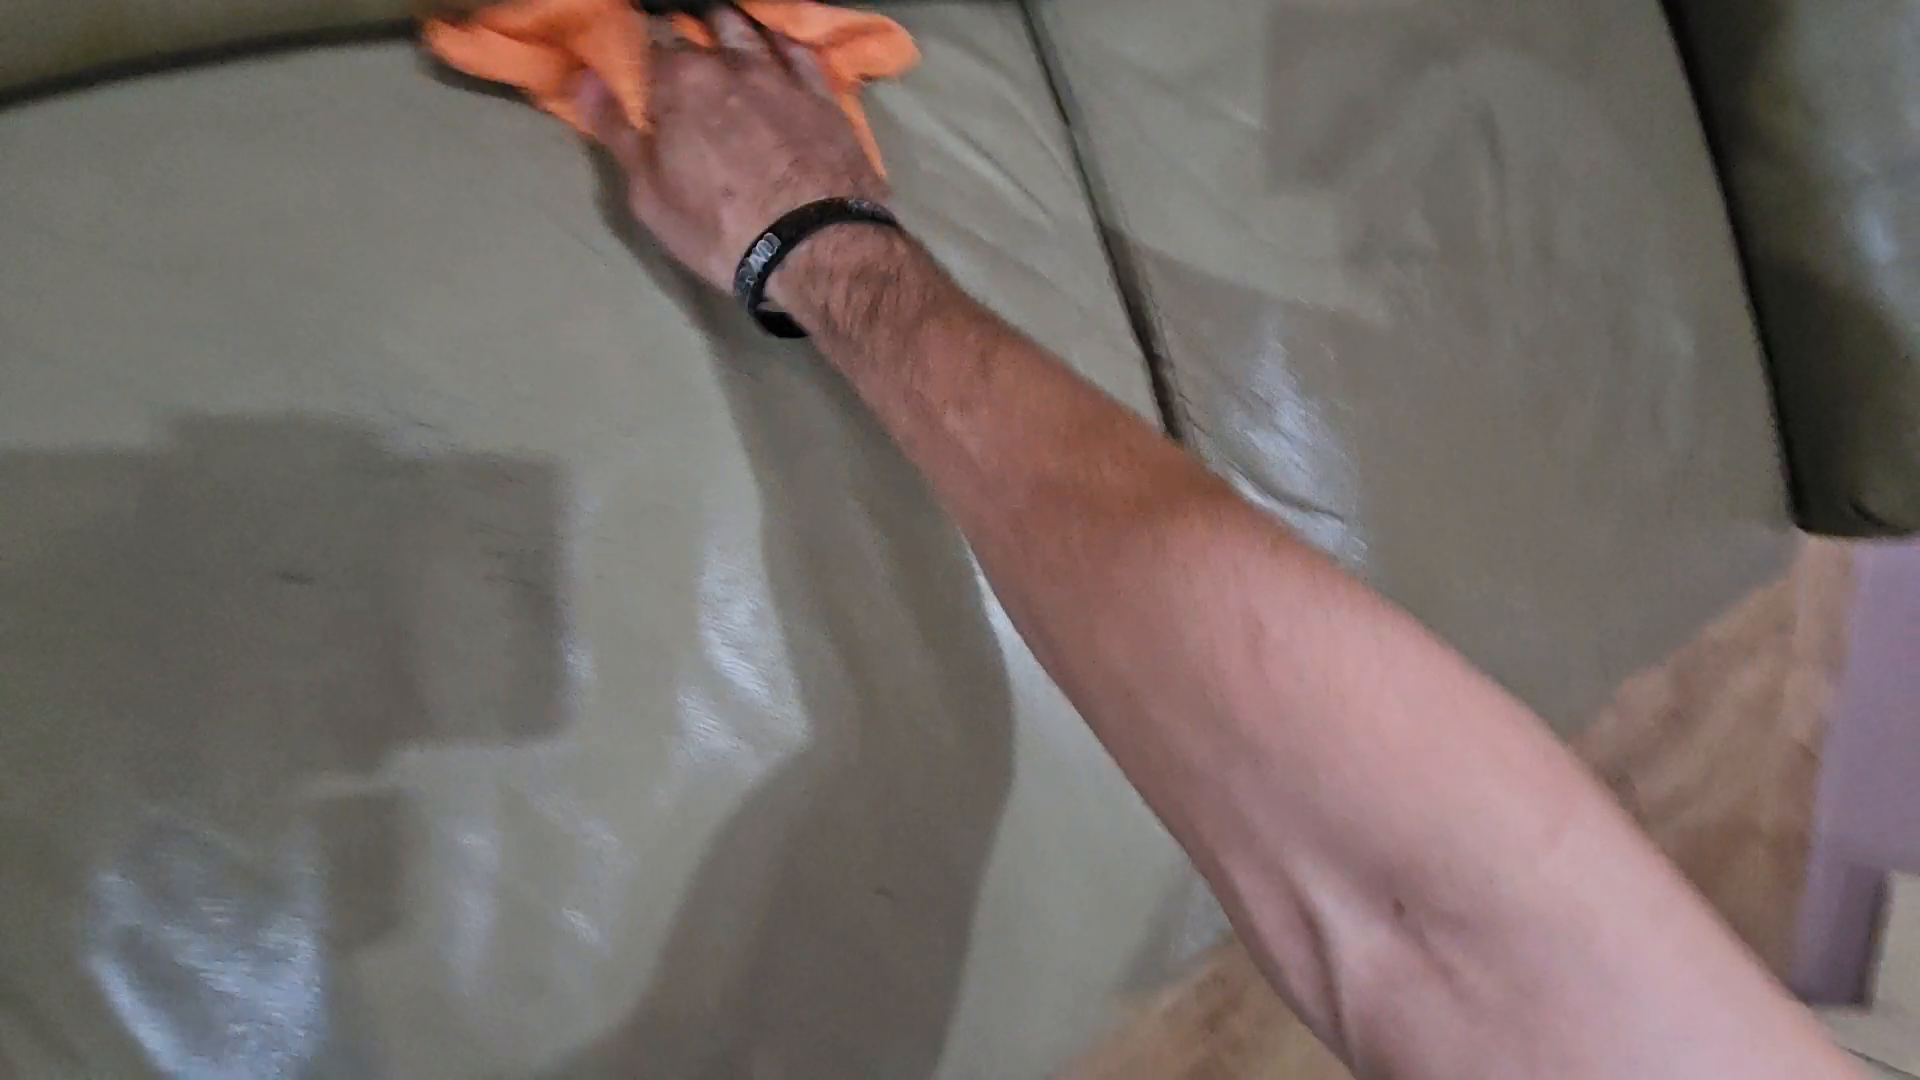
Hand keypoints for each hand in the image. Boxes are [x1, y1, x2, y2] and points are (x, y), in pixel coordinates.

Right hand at [577, 7, 888, 292]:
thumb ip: (618, 134)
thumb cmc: (725, 232)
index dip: (644, 58)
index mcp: (679, 82)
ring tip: (727, 47)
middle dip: (690, 42)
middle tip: (689, 64)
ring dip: (733, 33)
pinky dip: (783, 46)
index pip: (648, 46)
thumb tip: (585, 81)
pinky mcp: (826, 100)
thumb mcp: (653, 197)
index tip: (645, 76)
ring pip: (750, 31)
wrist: (818, 249)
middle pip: (701, 31)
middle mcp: (730, 63)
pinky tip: (778, 52)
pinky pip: (800, 53)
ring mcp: (783, 77)